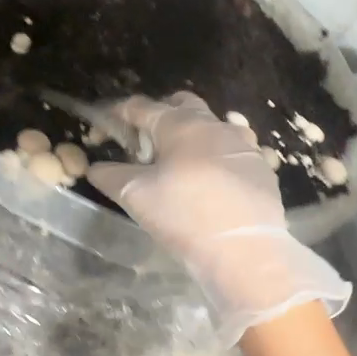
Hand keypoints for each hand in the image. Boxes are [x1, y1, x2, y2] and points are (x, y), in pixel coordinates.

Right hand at [88, 92, 349, 338]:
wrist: (246, 251)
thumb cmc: (184, 214)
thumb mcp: (135, 195)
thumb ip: (110, 175)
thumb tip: (95, 168)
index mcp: (178, 124)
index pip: (140, 106)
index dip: (118, 113)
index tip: (104, 126)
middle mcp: (213, 124)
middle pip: (181, 104)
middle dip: (160, 114)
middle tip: (145, 142)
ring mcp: (242, 144)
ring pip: (213, 124)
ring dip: (193, 133)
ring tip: (181, 159)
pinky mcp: (261, 167)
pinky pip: (235, 149)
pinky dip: (218, 154)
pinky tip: (212, 177)